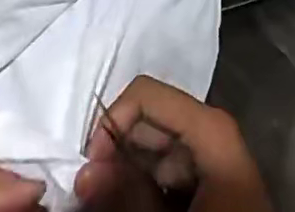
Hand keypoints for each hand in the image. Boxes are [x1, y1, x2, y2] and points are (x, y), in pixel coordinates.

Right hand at [75, 76, 273, 211]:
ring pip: (150, 149)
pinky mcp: (205, 183)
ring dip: (124, 173)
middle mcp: (210, 130)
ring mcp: (208, 156)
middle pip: (147, 121)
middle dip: (113, 152)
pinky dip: (141, 189)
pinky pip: (163, 173)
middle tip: (89, 194)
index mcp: (210, 125)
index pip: (147, 94)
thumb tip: (85, 170)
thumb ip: (128, 194)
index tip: (90, 167)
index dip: (112, 122)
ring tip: (106, 203)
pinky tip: (130, 207)